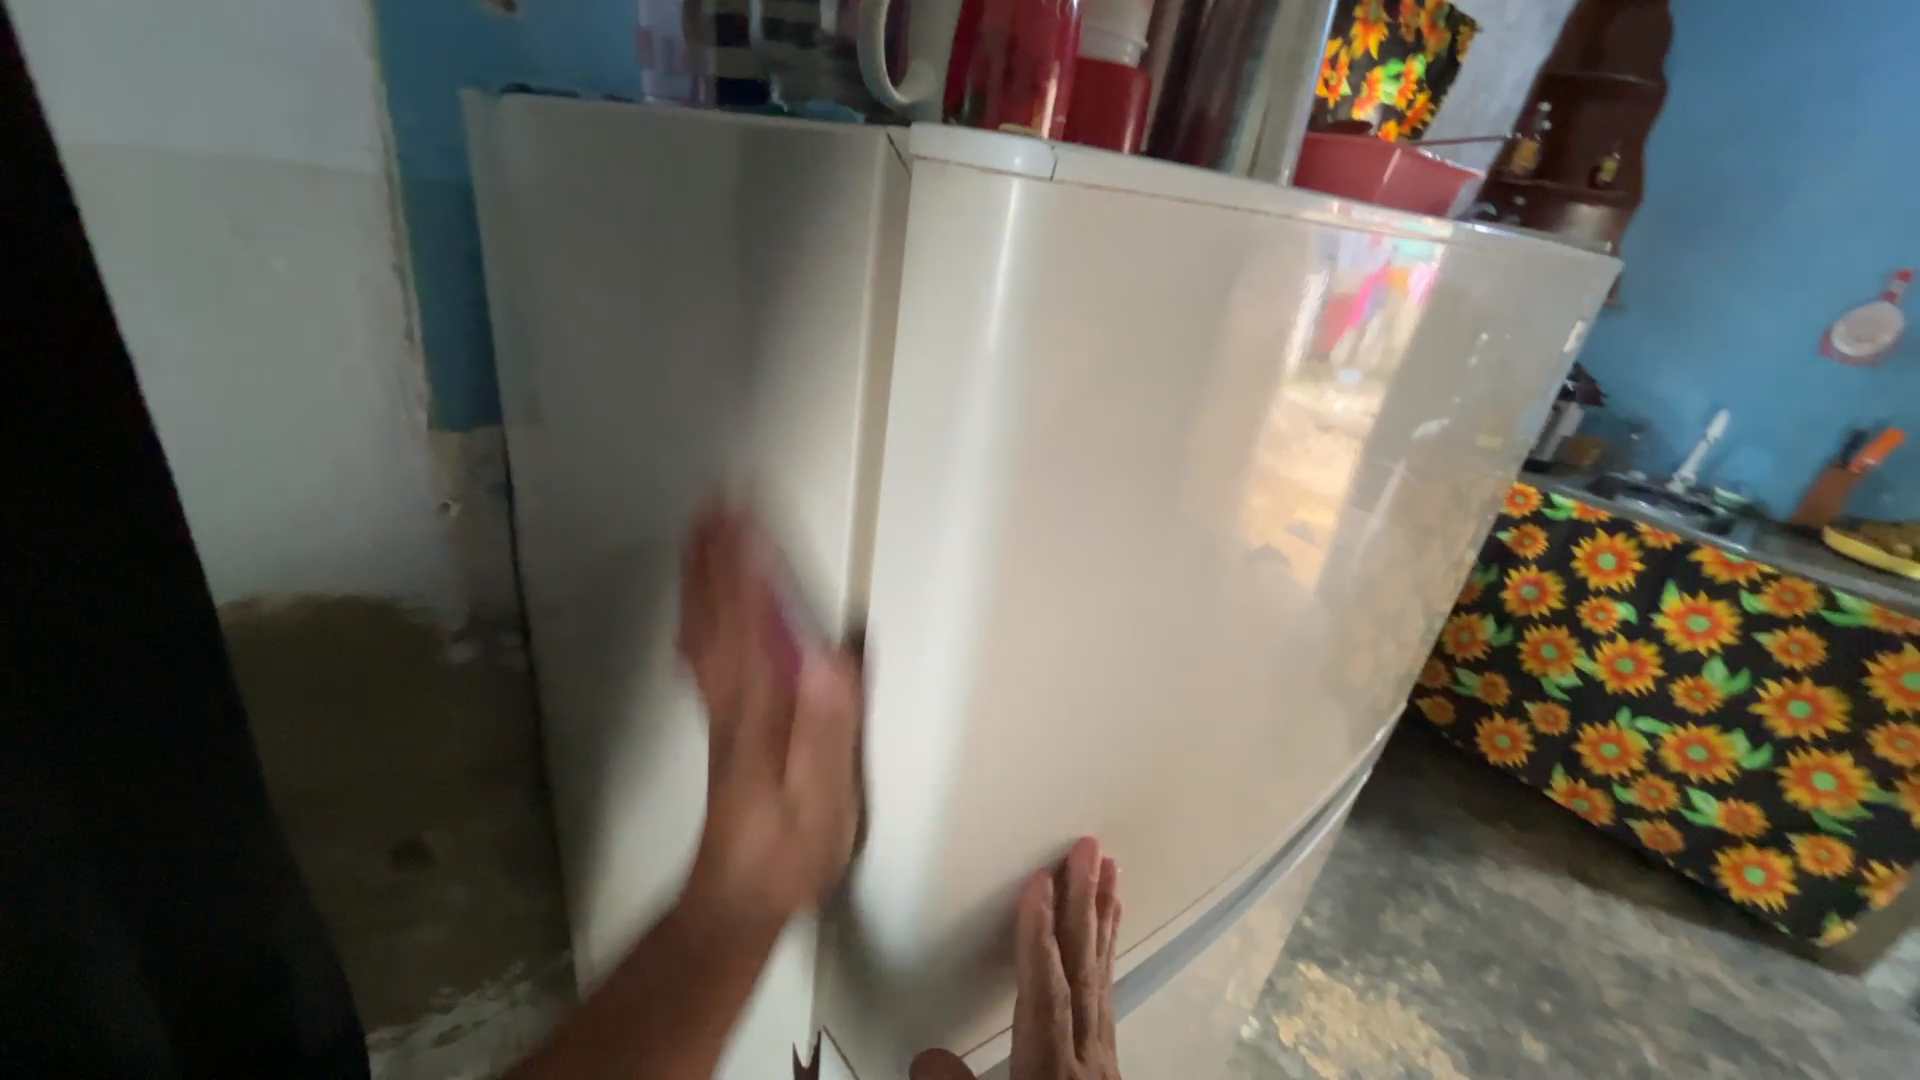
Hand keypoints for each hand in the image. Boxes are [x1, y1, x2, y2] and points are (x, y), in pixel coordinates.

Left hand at [677, 506, 863, 930]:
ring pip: (701, 629)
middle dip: (714, 556)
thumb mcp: (823, 798)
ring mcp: (720, 710)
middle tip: (714, 504)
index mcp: (759, 707)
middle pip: (716, 615)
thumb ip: (826, 728)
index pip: (750, 622)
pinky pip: (699, 656)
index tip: (743, 516)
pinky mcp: (721, 724)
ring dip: (699, 578)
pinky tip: (696, 610)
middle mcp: (731, 698)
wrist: (738, 899)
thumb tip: (828, 658)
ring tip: (700, 535)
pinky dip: (696, 618)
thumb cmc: (789, 849)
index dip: (745, 566)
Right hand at [911, 838, 1123, 1079]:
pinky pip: (1108, 987)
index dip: (1039, 935)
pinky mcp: (1106, 1052)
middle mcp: (1082, 1052)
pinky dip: (1108, 946)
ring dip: (1101, 915)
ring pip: (1100, 973)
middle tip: (1089, 850)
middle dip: (1082, 904)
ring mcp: (1100, 1052)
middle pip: (1081, 969)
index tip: (1039, 882)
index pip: (1045, 992)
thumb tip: (924, 1057)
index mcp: (1049, 1069)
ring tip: (1108, 867)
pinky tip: (1109, 920)